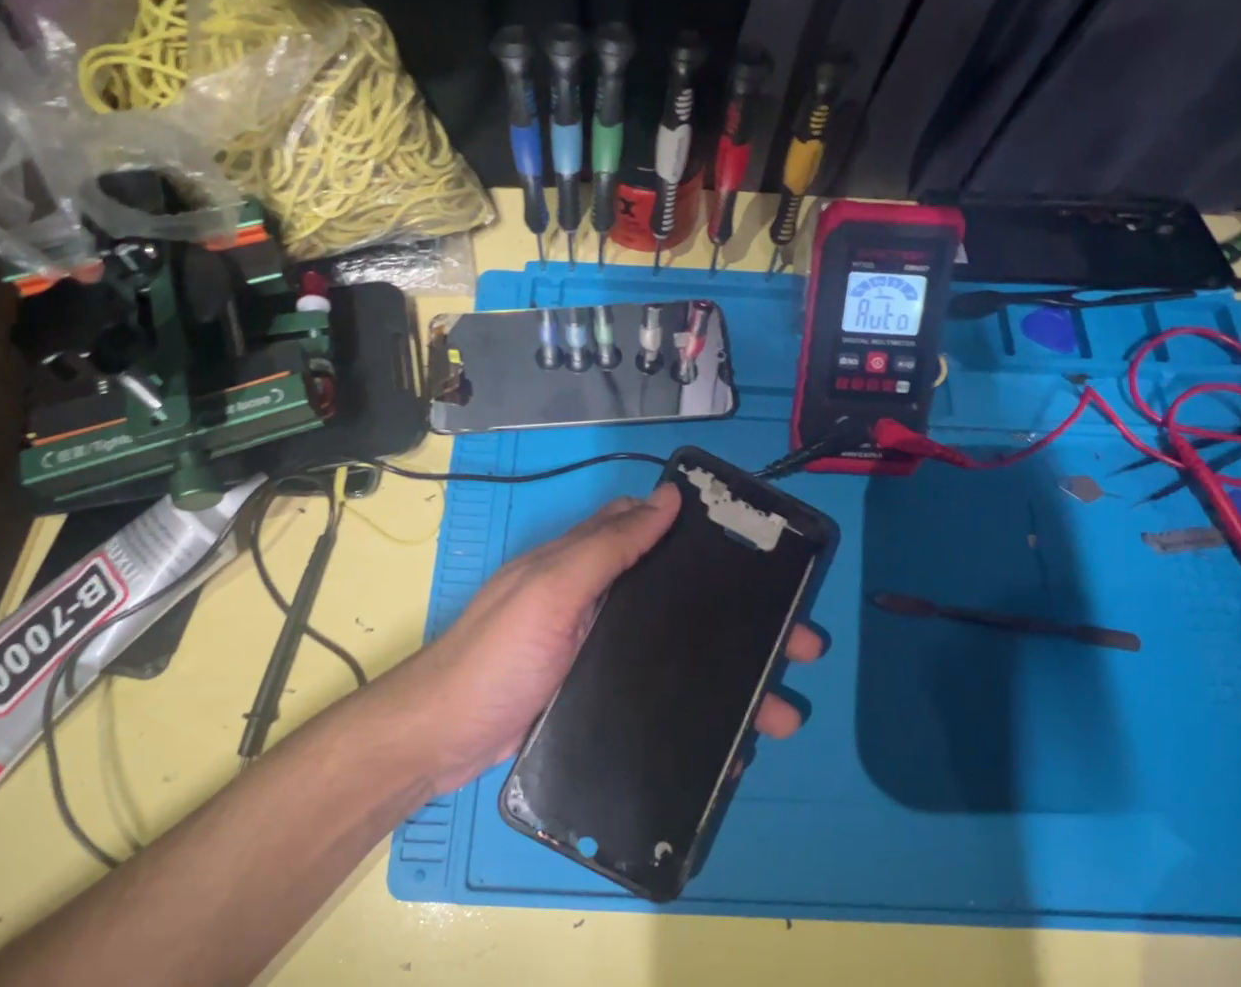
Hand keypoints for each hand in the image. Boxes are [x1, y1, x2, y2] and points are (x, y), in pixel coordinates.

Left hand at [378, 484, 823, 793]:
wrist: (440, 742)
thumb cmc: (495, 658)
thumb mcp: (548, 591)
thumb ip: (604, 547)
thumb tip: (667, 497)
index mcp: (586, 567)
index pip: (653, 535)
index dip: (705, 538)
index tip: (763, 552)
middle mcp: (599, 606)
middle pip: (682, 602)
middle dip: (740, 620)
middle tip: (800, 643)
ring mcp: (602, 658)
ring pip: (681, 656)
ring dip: (733, 677)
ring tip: (782, 711)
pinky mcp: (602, 704)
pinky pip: (662, 700)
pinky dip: (699, 714)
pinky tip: (734, 744)